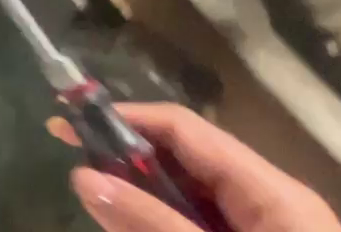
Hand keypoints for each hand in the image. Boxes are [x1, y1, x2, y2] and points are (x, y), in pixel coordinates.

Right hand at [50, 103, 340, 231]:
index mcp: (272, 191)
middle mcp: (270, 201)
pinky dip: (166, 224)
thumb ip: (153, 224)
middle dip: (129, 164)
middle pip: (184, 159)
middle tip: (78, 173)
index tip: (68, 125)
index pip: (182, 127)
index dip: (124, 119)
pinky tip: (138, 231)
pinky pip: (201, 224)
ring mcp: (268, 231)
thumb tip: (81, 177)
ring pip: (189, 195)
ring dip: (144, 200)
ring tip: (107, 212)